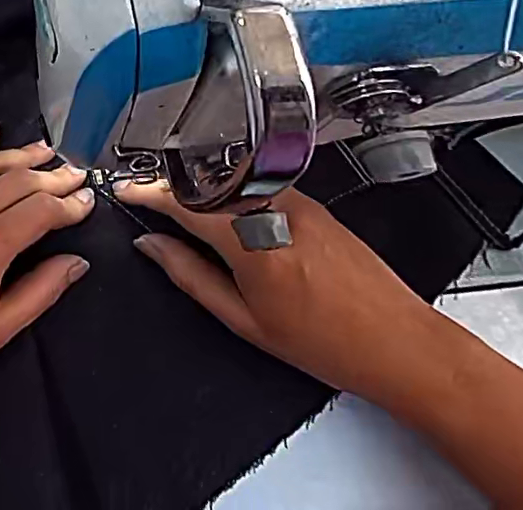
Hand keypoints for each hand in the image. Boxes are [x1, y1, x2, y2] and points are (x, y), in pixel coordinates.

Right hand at [118, 182, 446, 403]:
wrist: (394, 338)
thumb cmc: (327, 341)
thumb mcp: (245, 320)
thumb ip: (190, 276)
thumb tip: (154, 247)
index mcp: (250, 239)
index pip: (184, 201)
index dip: (148, 192)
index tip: (128, 190)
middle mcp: (273, 207)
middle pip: (206, 183)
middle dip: (172, 189)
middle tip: (151, 204)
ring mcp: (295, 198)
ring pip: (231, 181)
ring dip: (203, 191)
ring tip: (189, 215)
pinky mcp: (310, 198)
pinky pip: (258, 186)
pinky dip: (233, 195)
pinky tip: (233, 219)